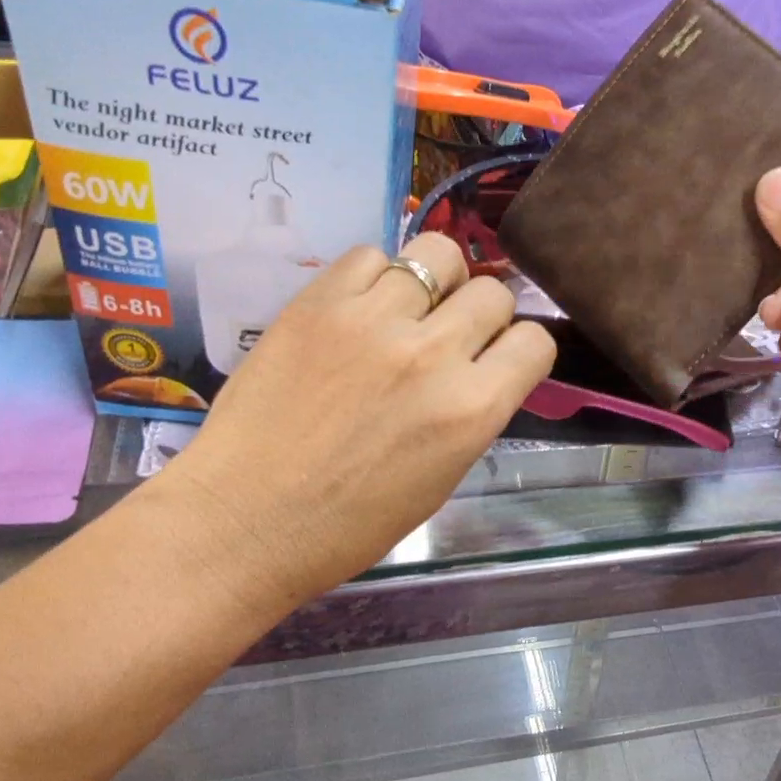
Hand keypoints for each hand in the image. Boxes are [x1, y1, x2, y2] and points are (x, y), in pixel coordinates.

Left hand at [168, 232, 554, 607]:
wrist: (246, 521)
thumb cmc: (350, 525)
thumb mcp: (440, 477)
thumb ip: (470, 413)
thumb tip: (476, 369)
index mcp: (472, 410)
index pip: (535, 342)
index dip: (520, 351)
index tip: (498, 361)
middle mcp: (433, 354)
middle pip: (493, 292)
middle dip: (482, 314)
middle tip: (450, 337)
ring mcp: (373, 320)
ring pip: (437, 255)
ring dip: (434, 283)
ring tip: (408, 310)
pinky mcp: (318, 302)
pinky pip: (370, 256)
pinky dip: (375, 278)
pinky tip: (359, 311)